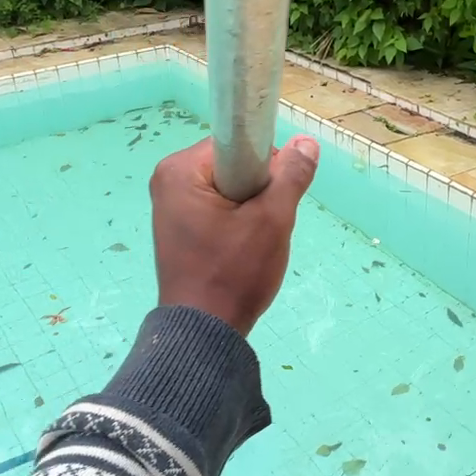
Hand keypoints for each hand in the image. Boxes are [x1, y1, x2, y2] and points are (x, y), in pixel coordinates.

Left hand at [149, 135, 319, 334]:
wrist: (205, 333)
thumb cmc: (234, 272)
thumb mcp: (273, 220)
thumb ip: (291, 176)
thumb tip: (307, 142)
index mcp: (179, 170)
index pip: (237, 145)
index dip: (266, 165)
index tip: (277, 195)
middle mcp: (167, 181)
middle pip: (233, 167)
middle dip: (259, 191)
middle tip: (267, 225)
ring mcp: (170, 208)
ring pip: (230, 190)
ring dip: (250, 210)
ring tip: (254, 242)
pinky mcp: (178, 230)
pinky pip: (218, 210)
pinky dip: (237, 224)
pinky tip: (243, 250)